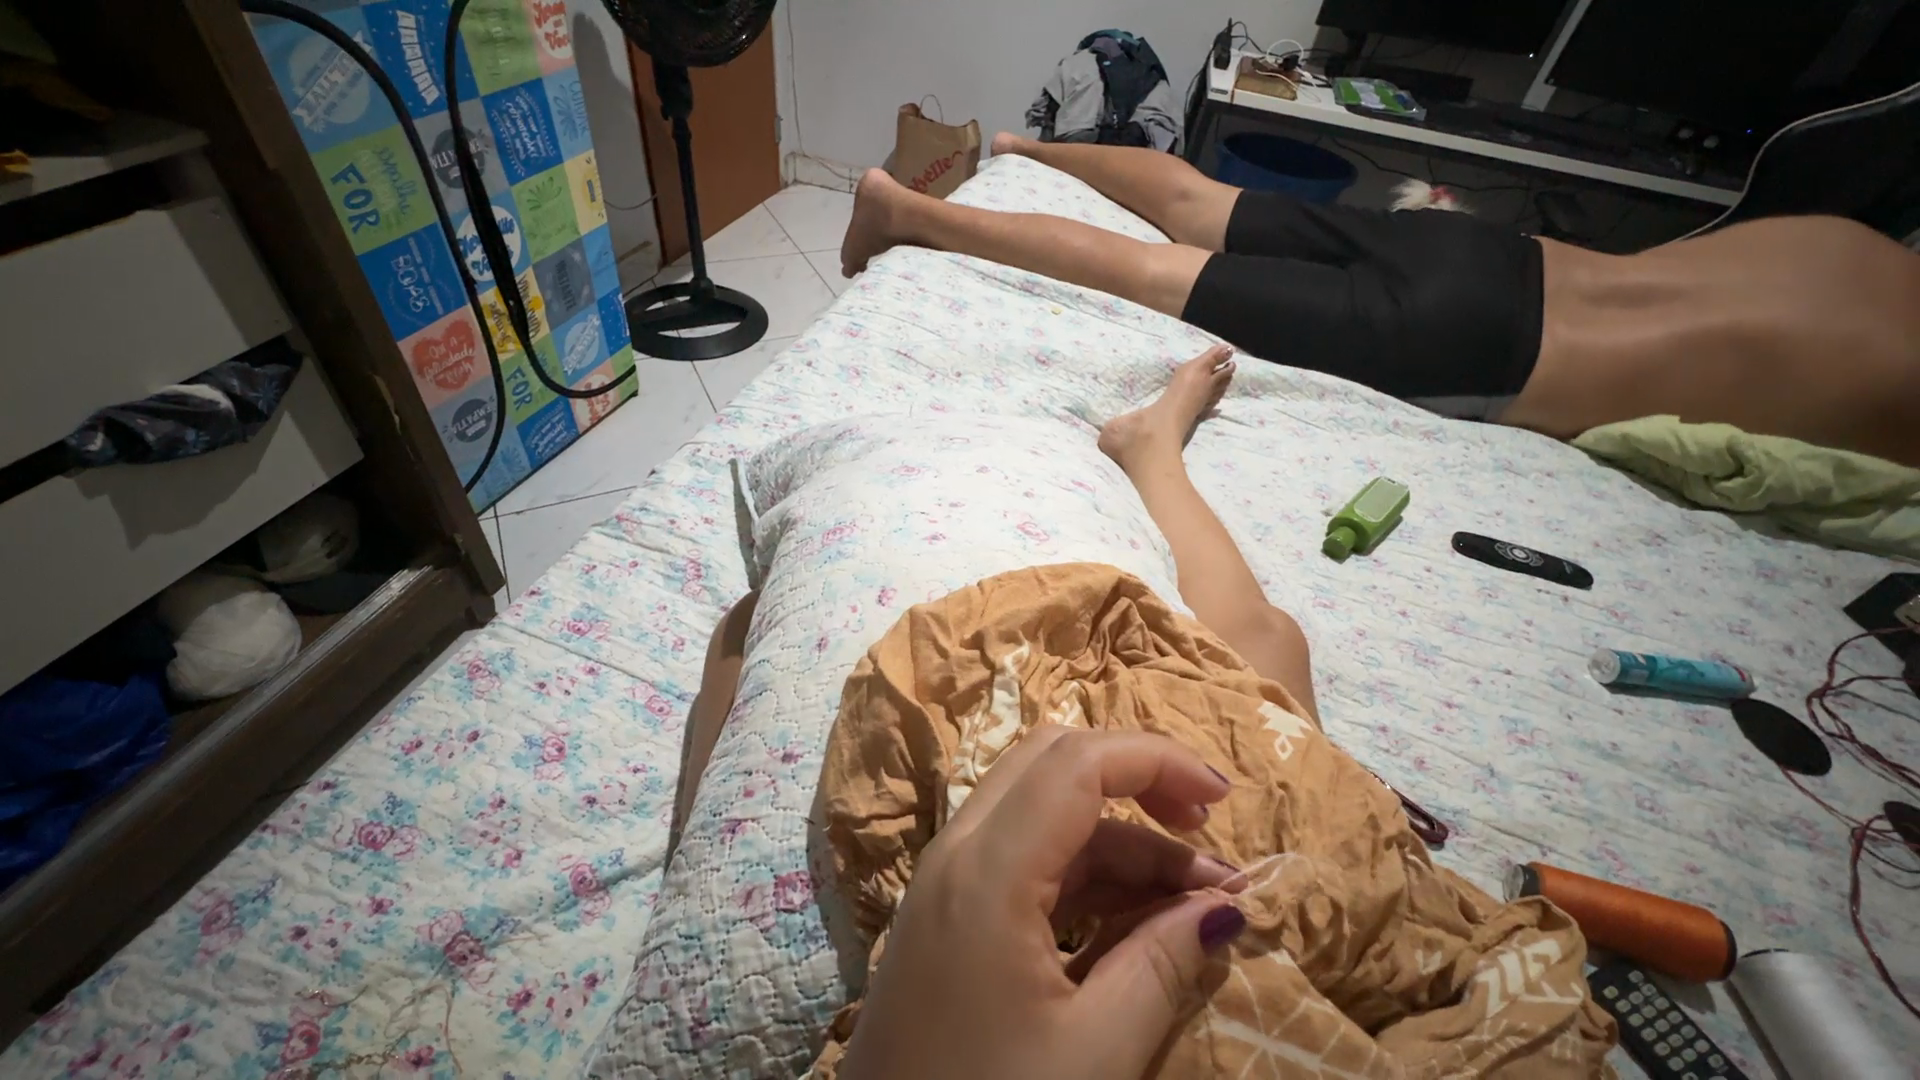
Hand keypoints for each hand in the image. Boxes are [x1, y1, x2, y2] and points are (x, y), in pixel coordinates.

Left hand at [839, 725, 1246, 1079]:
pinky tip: (1140, 919)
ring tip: (1196, 900)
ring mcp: (949, 877)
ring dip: (1121, 838)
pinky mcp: (952, 910)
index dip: (1157, 760)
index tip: (1224, 801)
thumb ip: (1162, 964)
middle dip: (1136, 780)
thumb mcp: (1094, 1051)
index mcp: (986, 870)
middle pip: (1054, 763)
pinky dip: (1088, 874)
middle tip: (1204, 830)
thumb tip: (1224, 907)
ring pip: (1044, 812)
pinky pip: (1027, 859)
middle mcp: (959, 850)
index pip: (1077, 762)